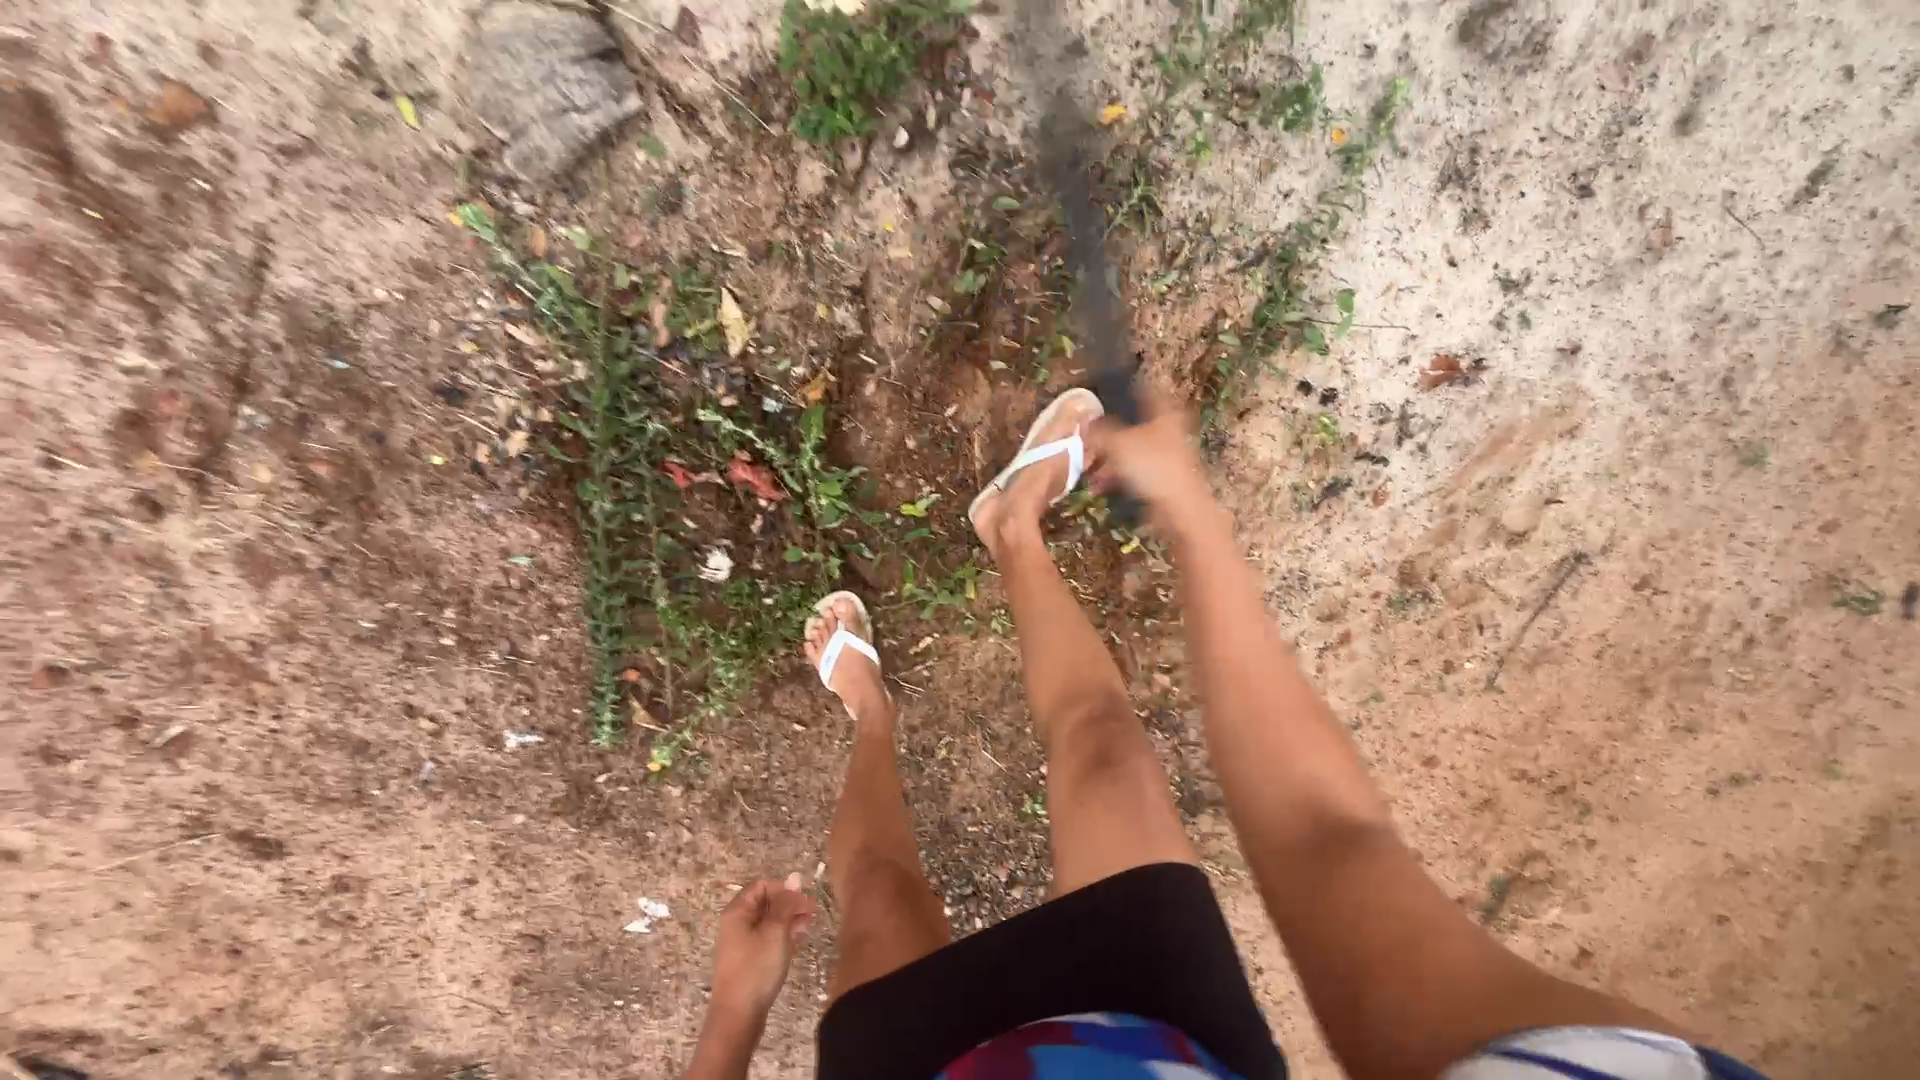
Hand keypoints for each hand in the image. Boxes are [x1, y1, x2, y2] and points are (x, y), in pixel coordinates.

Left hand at [708, 874, 815, 1019]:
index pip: (762, 885)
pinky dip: (782, 936)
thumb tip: (795, 878)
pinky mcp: (747, 961)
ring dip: (788, 920)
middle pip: (766, 902)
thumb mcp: (775, 930)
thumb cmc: (757, 968)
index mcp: (738, 911)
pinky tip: (796, 942)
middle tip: (811, 913)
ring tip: (807, 928)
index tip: (804, 900)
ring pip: (768, 922)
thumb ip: (786, 902)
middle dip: (789, 904)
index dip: (784, 888)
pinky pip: (766, 939)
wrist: (738, 1016)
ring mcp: (740, 943)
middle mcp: (736, 923)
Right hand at [1085, 400, 1215, 530]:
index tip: (1114, 387)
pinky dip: (1116, 476)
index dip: (1131, 387)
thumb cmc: (1152, 465)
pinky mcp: (1160, 480)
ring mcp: (1164, 457)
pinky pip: (1132, 472)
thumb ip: (1098, 432)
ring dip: (1108, 458)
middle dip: (1109, 432)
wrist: (1178, 507)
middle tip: (1089, 434)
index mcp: (1163, 415)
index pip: (1148, 392)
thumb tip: (1082, 422)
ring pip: (1131, 451)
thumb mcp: (1118, 444)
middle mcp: (1167, 432)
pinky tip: (1098, 485)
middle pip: (1135, 425)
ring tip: (1087, 466)